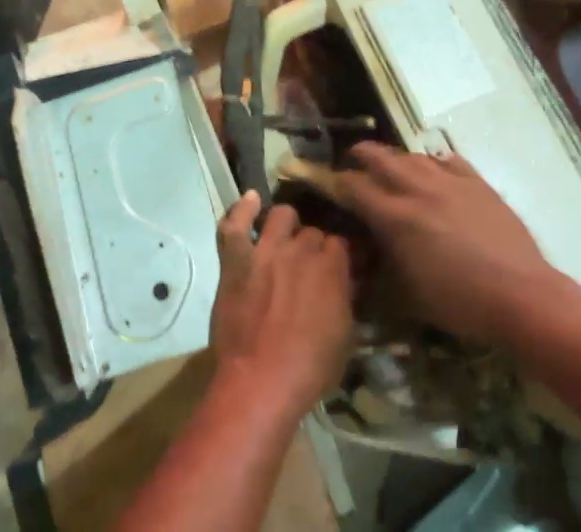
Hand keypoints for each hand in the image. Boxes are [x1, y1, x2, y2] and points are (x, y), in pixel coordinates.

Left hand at [211, 193, 354, 416]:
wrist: (260, 380)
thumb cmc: (310, 368)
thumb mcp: (345, 335)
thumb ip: (344, 300)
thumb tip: (344, 284)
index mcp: (332, 267)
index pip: (341, 243)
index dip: (339, 254)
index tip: (338, 267)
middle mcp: (301, 250)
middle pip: (311, 230)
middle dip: (312, 244)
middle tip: (308, 264)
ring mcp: (265, 250)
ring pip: (280, 216)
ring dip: (285, 224)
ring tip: (284, 235)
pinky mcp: (235, 260)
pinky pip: (234, 224)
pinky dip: (242, 209)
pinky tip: (251, 200)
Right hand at [336, 143, 557, 341]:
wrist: (522, 296)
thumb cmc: (459, 303)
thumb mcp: (405, 294)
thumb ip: (381, 265)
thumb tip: (366, 253)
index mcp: (395, 217)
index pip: (354, 186)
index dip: (336, 182)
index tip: (328, 184)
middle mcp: (419, 190)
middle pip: (380, 158)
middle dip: (360, 156)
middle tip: (352, 161)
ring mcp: (452, 183)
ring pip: (414, 156)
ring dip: (396, 158)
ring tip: (391, 166)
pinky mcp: (479, 184)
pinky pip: (449, 161)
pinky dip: (434, 162)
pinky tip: (433, 170)